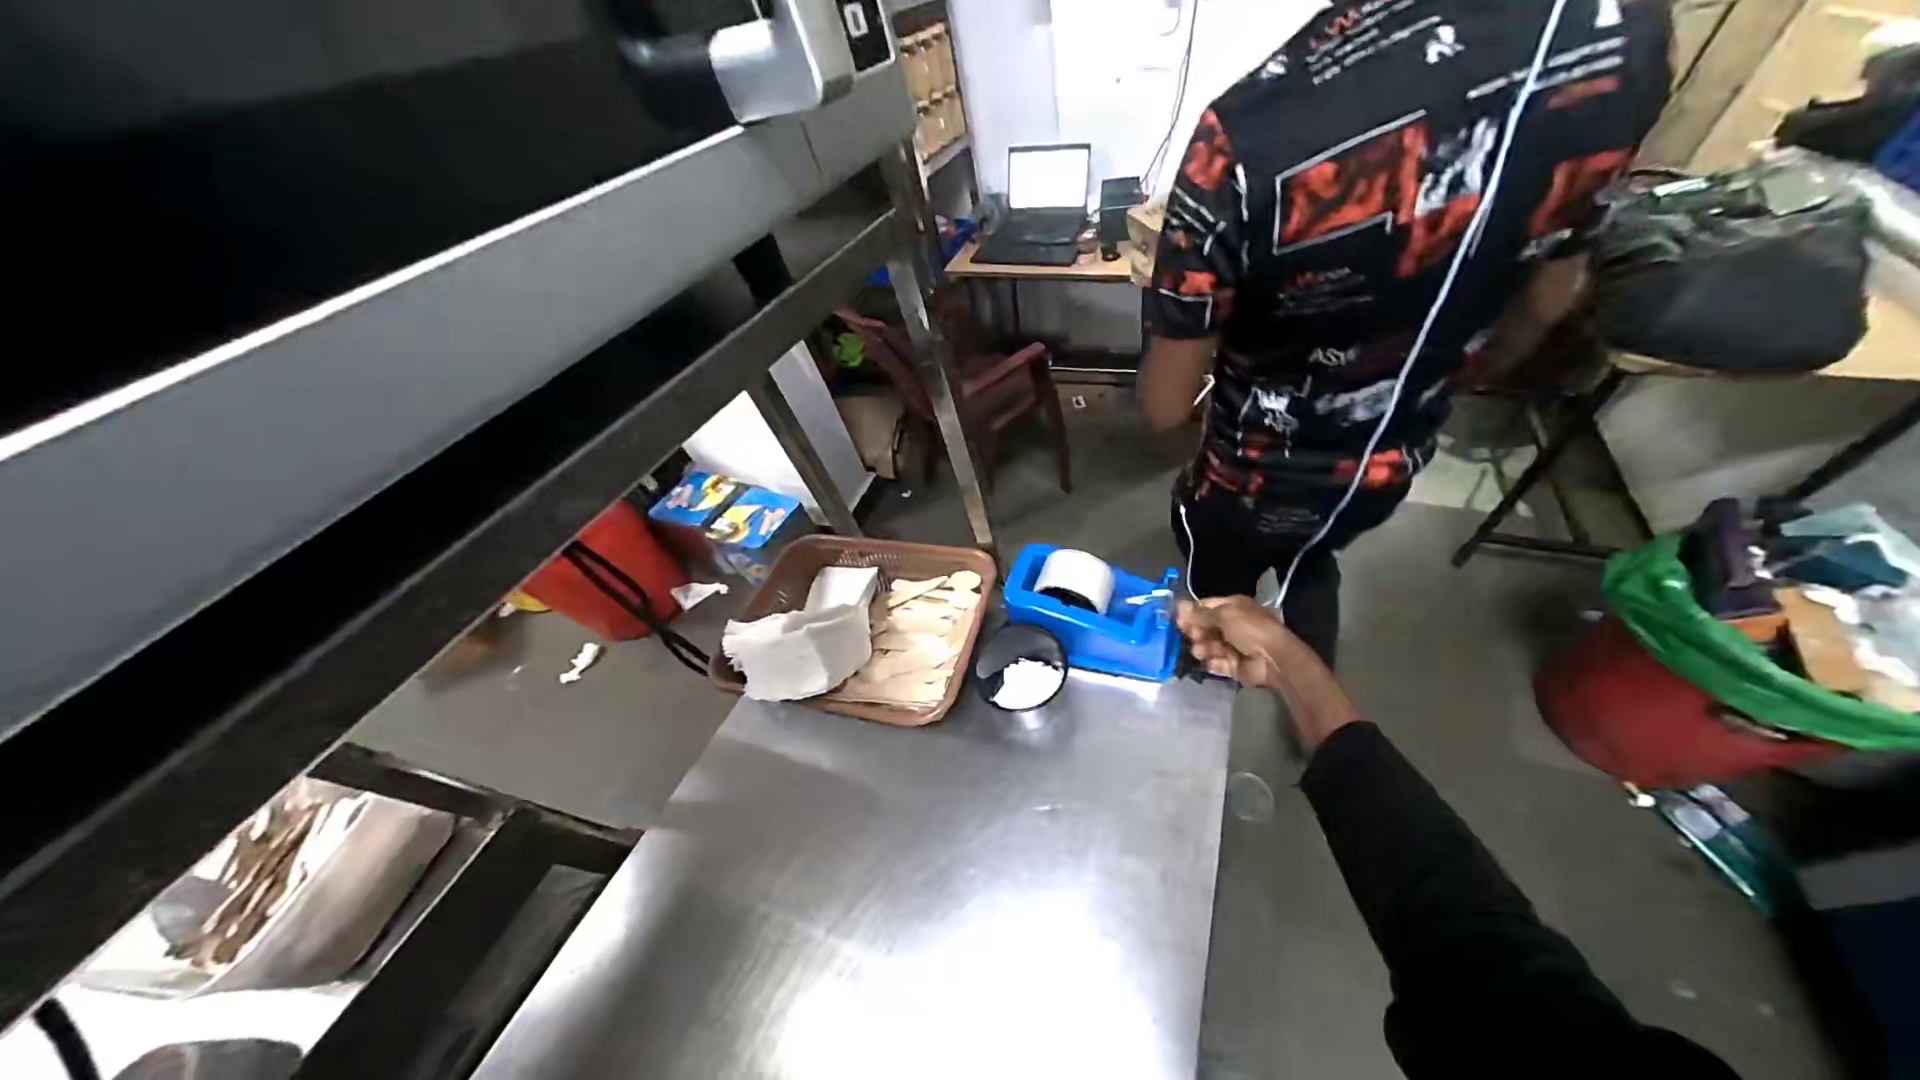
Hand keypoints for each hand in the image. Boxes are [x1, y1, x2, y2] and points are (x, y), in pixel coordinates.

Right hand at [1175, 595, 1300, 688]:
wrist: (1274, 659)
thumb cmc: (1250, 629)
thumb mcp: (1224, 615)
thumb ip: (1199, 613)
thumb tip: (1178, 606)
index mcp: (1233, 608)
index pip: (1206, 606)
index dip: (1191, 612)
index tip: (1178, 620)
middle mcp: (1232, 625)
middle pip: (1204, 627)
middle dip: (1196, 632)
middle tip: (1193, 636)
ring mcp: (1232, 646)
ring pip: (1208, 646)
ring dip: (1203, 648)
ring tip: (1202, 651)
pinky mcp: (1233, 665)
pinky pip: (1217, 662)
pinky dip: (1214, 662)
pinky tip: (1215, 662)